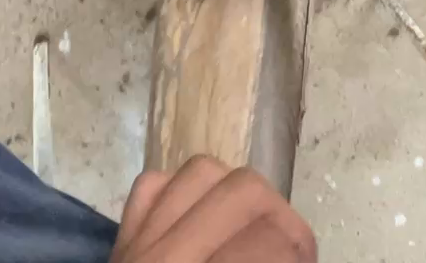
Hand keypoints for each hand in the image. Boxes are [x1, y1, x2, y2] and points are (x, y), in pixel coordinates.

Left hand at [110, 155, 315, 262]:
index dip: (298, 246)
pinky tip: (196, 215)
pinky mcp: (119, 239)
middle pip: (240, 189)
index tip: (306, 257)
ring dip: (231, 192)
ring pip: (198, 172)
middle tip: (292, 246)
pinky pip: (151, 187)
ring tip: (249, 226)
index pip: (269, 242)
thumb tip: (291, 245)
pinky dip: (176, 192)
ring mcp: (136, 243)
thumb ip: (264, 260)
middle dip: (276, 213)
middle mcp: (164, 257)